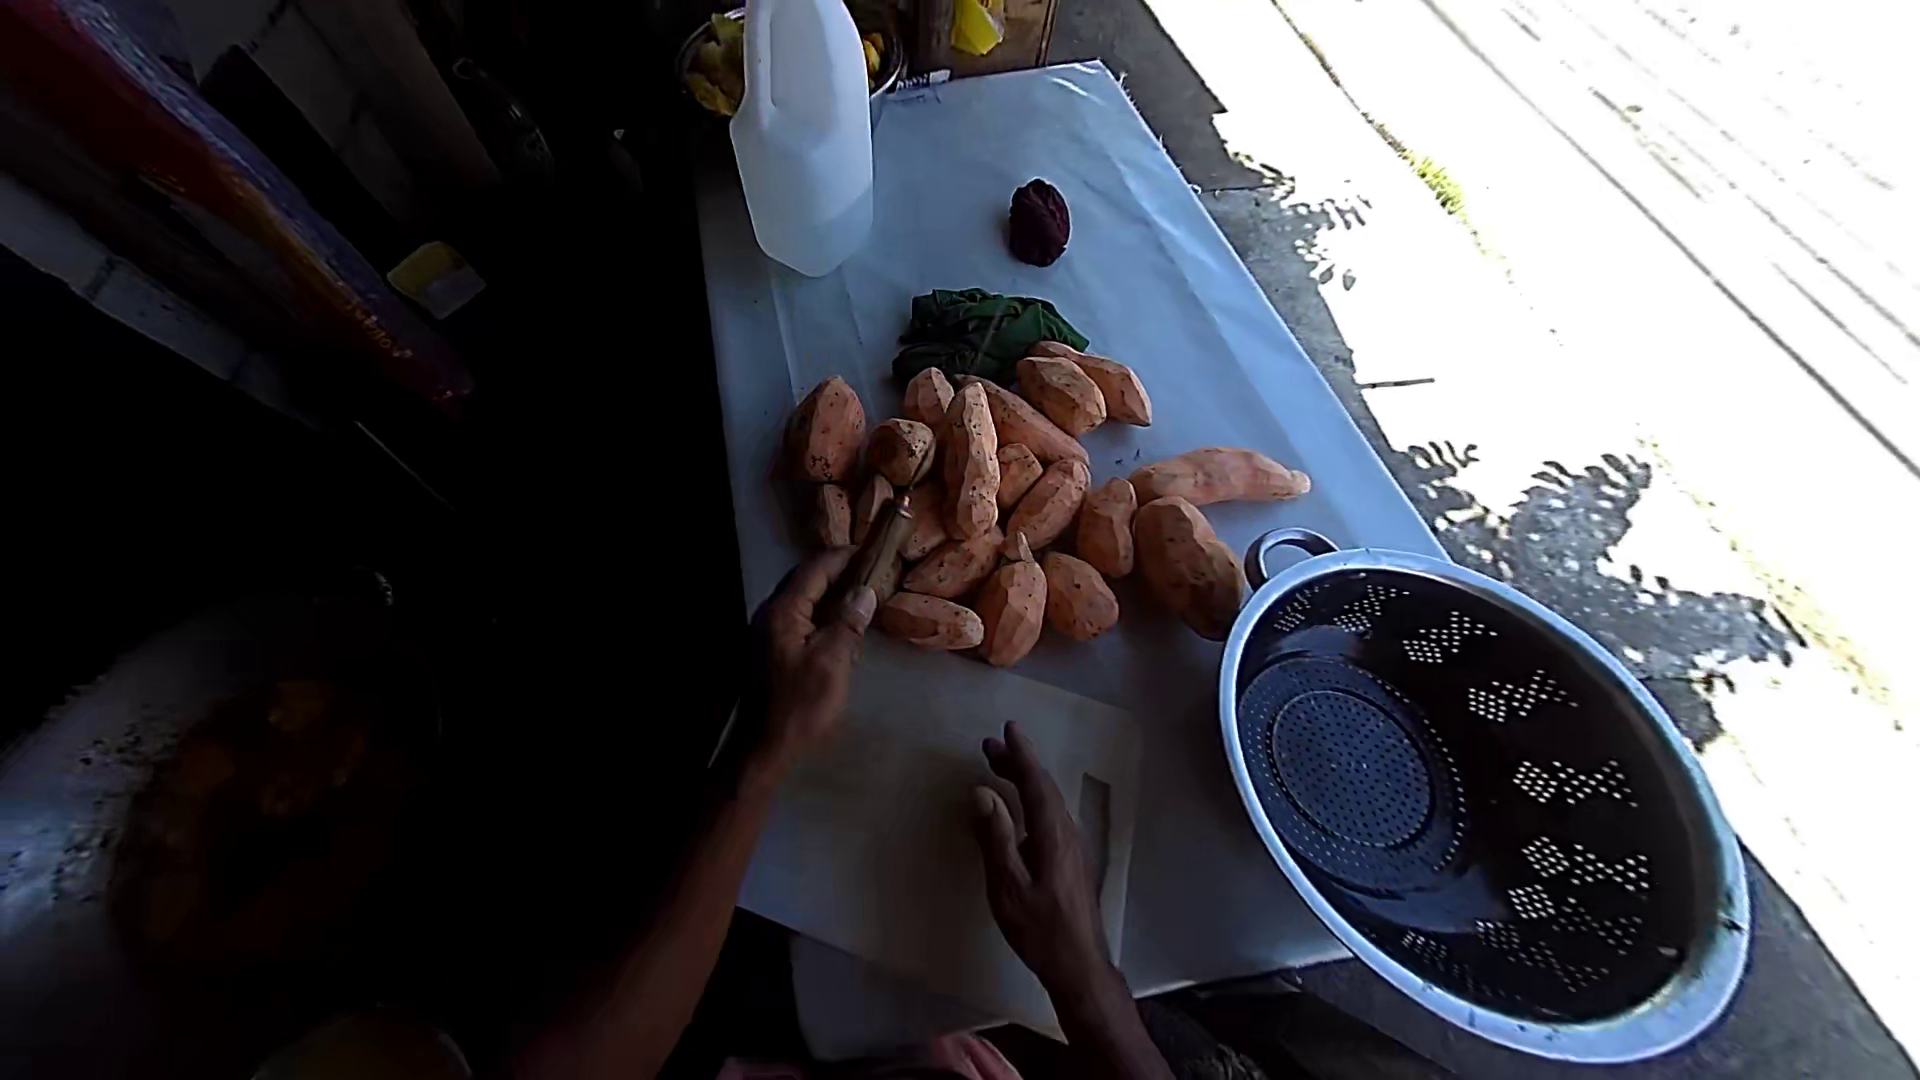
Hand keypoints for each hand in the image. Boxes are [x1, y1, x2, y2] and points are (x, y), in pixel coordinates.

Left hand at [758, 548, 876, 782]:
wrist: (764, 748)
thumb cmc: (801, 704)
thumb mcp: (833, 661)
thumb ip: (848, 622)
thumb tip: (865, 591)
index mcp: (784, 611)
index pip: (815, 568)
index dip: (843, 556)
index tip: (871, 551)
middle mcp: (770, 613)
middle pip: (805, 578)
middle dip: (837, 570)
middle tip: (870, 570)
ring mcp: (768, 631)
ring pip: (802, 597)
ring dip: (830, 590)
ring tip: (861, 590)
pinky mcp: (771, 647)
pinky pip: (800, 616)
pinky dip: (822, 610)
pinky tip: (841, 621)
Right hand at [972, 721, 1116, 998]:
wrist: (1080, 966)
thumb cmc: (1040, 928)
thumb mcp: (1008, 886)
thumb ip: (996, 837)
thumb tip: (983, 792)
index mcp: (1052, 832)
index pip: (1035, 780)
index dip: (1021, 753)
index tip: (1008, 728)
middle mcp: (1066, 830)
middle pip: (1041, 785)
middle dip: (1017, 762)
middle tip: (989, 746)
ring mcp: (1071, 843)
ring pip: (1046, 798)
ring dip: (1022, 778)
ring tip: (996, 767)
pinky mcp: (1069, 856)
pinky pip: (1048, 812)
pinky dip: (1029, 797)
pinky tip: (1015, 806)